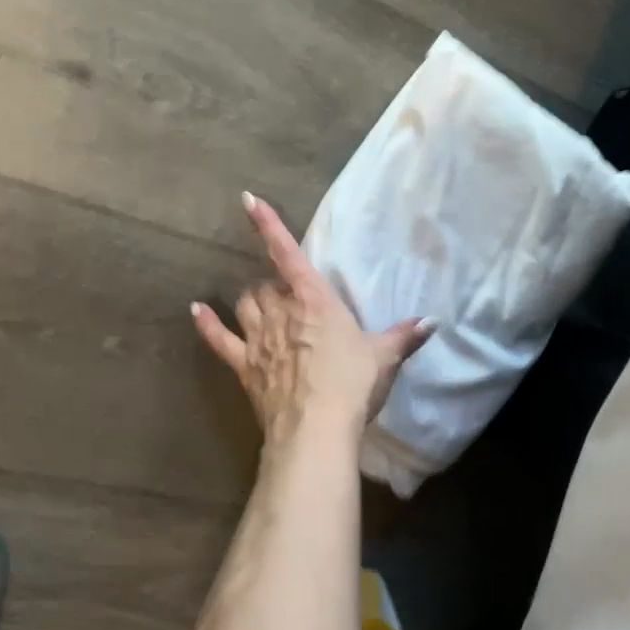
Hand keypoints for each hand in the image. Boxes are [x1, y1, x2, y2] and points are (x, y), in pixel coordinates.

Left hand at [193, 193, 432, 440]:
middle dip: (274, 286)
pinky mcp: (244, 366)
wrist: (316, 428)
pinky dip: (208, 324)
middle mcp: (281, 312)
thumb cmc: (352, 384)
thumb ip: (404, 336)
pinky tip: (197, 310)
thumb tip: (432, 322)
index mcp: (315, 300)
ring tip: (260, 305)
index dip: (268, 225)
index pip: (288, 254)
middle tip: (290, 298)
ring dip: (251, 301)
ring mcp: (258, 339)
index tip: (248, 200)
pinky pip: (220, 339)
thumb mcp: (384, 357)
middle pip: (267, 286)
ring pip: (245, 304)